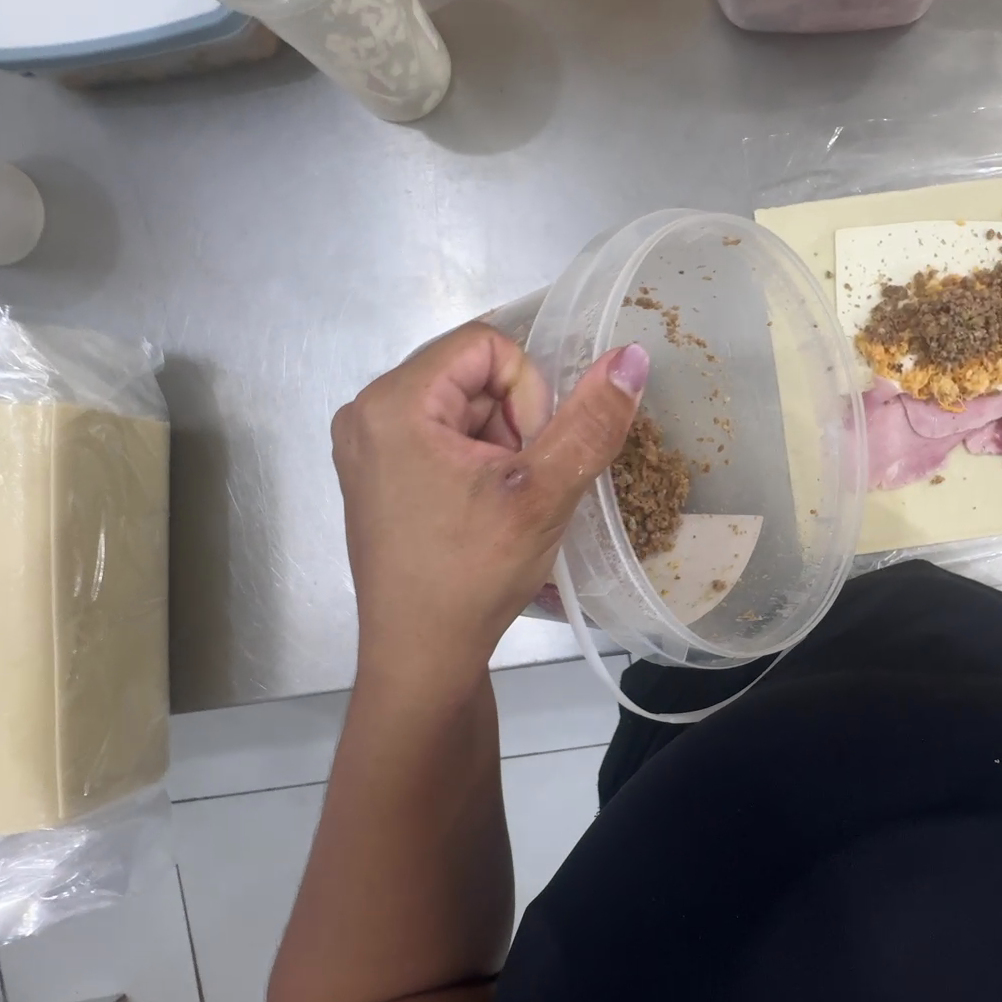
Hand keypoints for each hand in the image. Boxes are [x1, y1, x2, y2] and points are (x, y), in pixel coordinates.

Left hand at [332, 323, 648, 675]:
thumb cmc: (475, 572)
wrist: (424, 655)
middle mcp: (368, 413)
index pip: (487, 345)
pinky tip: (484, 511)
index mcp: (393, 403)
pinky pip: (442, 438)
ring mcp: (368, 447)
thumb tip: (632, 356)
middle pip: (472, 376)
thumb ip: (591, 420)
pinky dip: (479, 463)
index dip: (530, 393)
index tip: (532, 456)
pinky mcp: (379, 476)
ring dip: (502, 446)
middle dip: (516, 423)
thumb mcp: (545, 492)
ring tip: (503, 503)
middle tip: (521, 485)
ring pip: (463, 409)